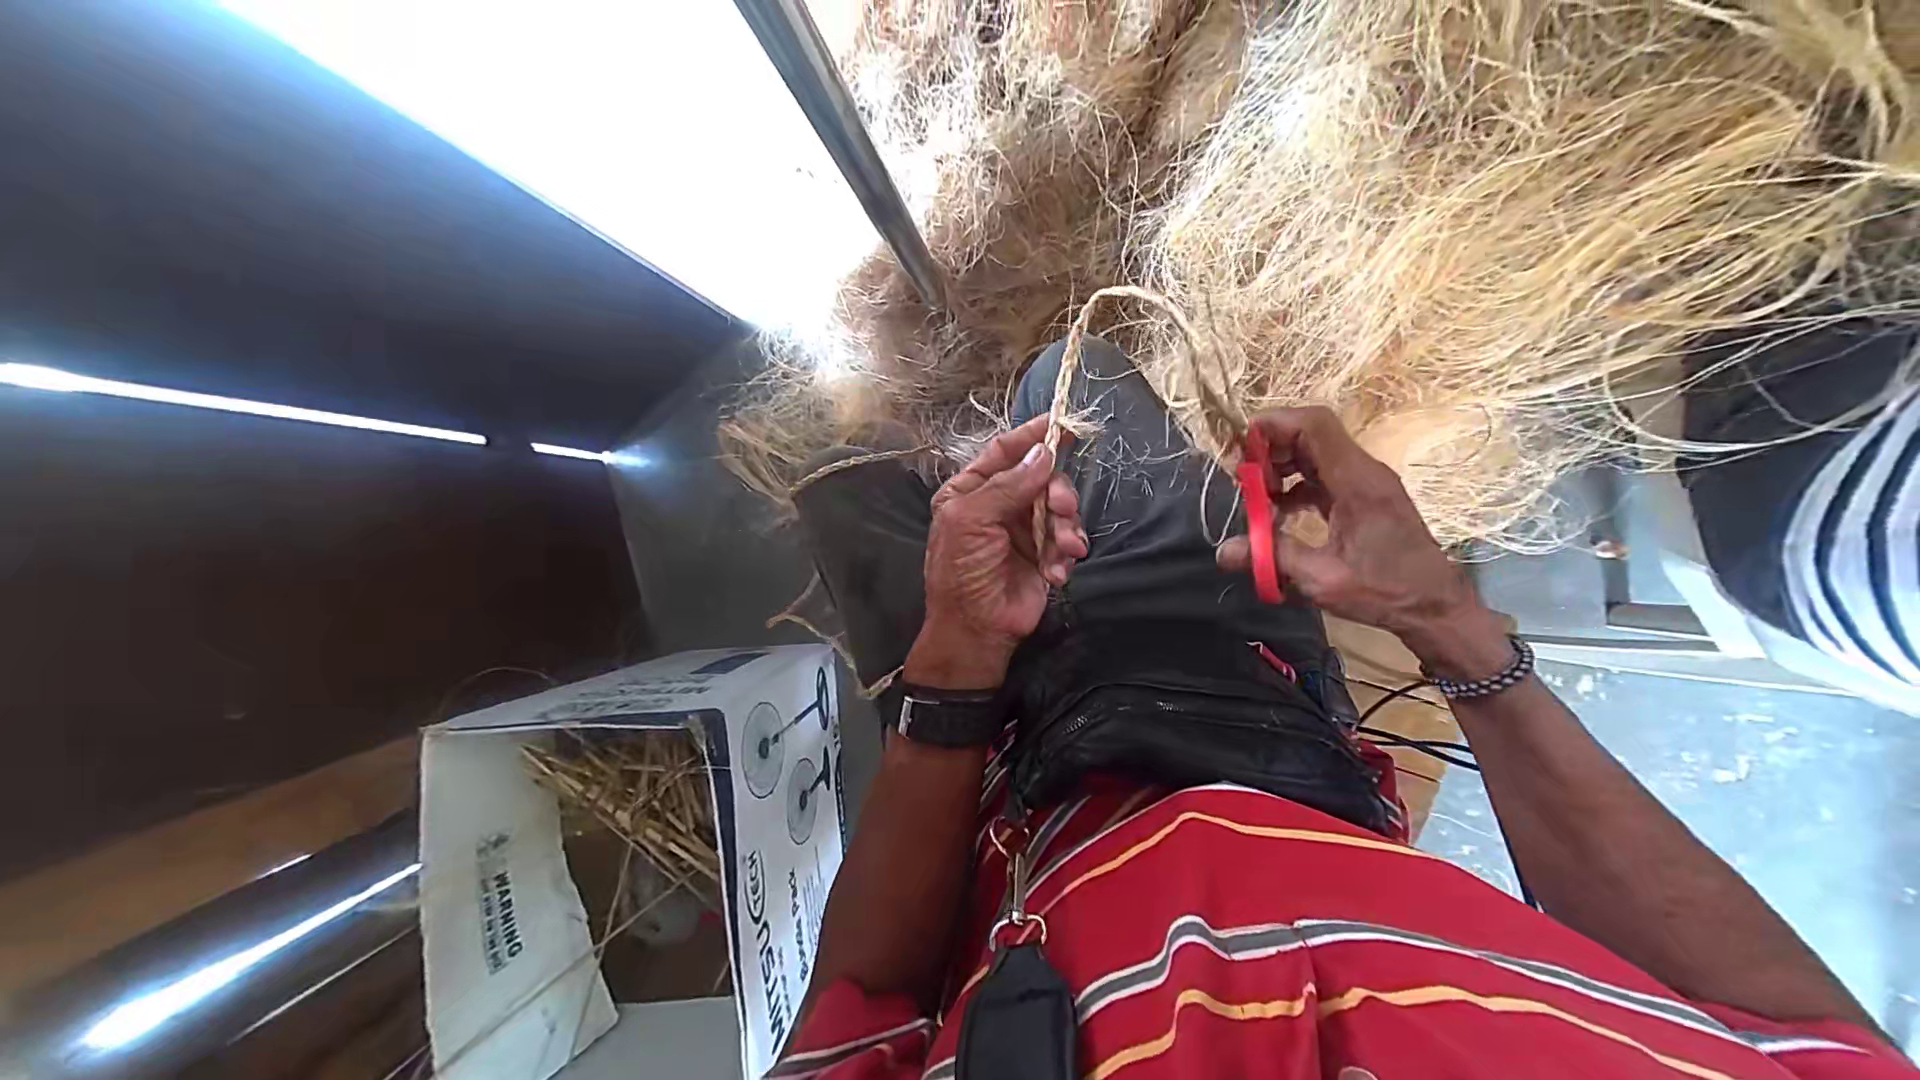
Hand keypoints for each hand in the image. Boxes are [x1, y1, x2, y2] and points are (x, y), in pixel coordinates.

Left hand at [907, 415, 1088, 688]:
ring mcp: (1024, 530)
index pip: (1004, 452)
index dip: (1031, 436)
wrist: (977, 629)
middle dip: (1057, 492)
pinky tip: (1055, 572)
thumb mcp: (972, 522)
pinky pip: (1068, 539)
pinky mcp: (1045, 554)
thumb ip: (1008, 485)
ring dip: (1066, 527)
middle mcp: (999, 505)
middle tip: (1062, 508)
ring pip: (1060, 508)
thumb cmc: (962, 572)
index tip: (1061, 422)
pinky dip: (1066, 553)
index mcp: (972, 491)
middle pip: (1041, 478)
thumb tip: (1043, 453)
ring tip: (1062, 549)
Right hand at [1215, 406, 1510, 678]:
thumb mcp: (1323, 579)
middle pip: (1310, 434)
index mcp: (1357, 482)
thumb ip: (1273, 556)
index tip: (1241, 451)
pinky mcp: (1362, 497)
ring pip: (1314, 452)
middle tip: (1244, 480)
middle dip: (1270, 448)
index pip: (1315, 426)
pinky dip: (1294, 484)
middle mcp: (1363, 472)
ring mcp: (1365, 483)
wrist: (1435, 607)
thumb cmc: (1385, 592)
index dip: (1274, 426)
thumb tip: (1222, 551)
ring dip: (1280, 466)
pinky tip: (1279, 512)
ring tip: (1258, 498)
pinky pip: (1321, 474)